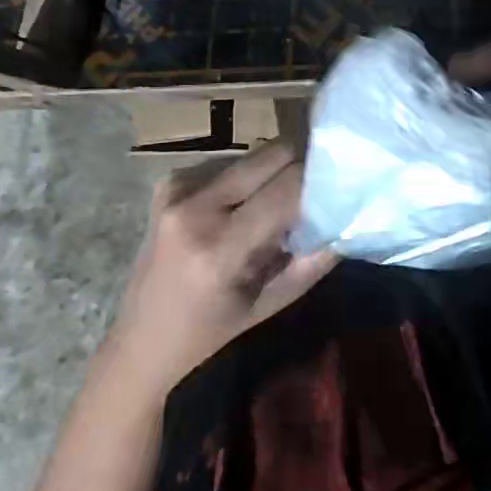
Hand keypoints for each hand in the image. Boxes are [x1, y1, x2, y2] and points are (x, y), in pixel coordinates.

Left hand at [104, 142, 336, 392]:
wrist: (141, 336)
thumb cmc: (212, 330)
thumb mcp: (271, 303)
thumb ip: (314, 260)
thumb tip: (349, 218)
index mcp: (219, 248)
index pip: (286, 189)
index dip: (319, 180)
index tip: (341, 183)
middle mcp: (194, 207)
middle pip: (271, 154)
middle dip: (302, 163)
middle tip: (319, 183)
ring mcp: (176, 188)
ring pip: (253, 154)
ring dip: (275, 170)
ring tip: (278, 202)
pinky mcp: (168, 180)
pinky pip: (228, 162)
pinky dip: (248, 177)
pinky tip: (243, 205)